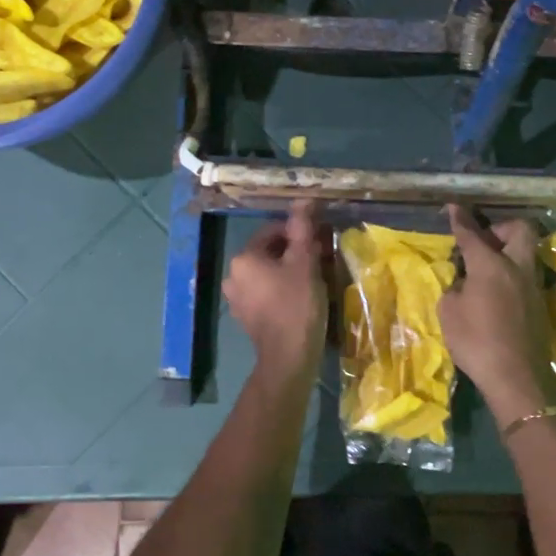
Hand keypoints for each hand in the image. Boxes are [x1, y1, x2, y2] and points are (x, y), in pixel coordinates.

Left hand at [223, 201, 326, 374]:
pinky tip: (301, 298)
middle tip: (321, 259)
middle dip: (294, 252)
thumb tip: (303, 198)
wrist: (288, 357)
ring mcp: (237, 299)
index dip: (299, 232)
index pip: (272, 231)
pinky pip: (265, 294)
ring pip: (267, 274)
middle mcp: (234, 275)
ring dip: (288, 271)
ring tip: (315, 278)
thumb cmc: (297, 305)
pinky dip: (281, 290)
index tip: (320, 240)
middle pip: (268, 252)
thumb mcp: (304, 263)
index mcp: (244, 258)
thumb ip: (302, 228)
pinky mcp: (246, 318)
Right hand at [439, 205, 555, 423]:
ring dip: (507, 253)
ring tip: (485, 271)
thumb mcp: (449, 312)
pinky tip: (495, 295)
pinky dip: (510, 276)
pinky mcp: (541, 305)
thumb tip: (465, 282)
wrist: (518, 378)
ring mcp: (533, 286)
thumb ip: (455, 289)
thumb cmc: (476, 342)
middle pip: (520, 230)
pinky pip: (525, 276)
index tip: (453, 207)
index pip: (472, 234)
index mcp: (491, 265)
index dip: (461, 219)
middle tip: (483, 242)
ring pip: (525, 254)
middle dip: (500, 228)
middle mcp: (517, 268)